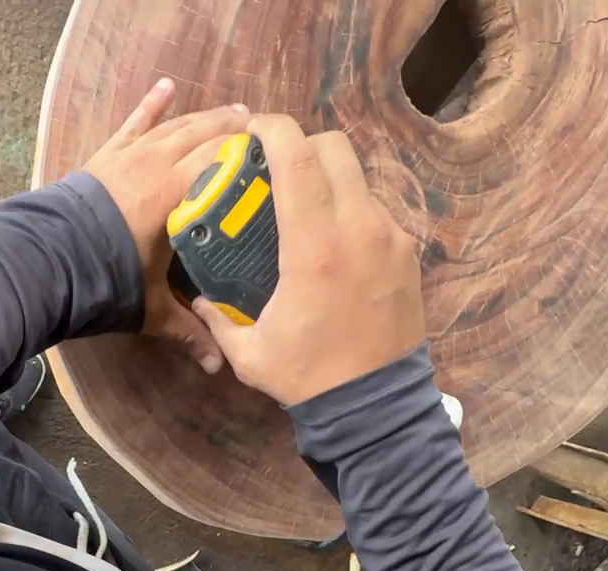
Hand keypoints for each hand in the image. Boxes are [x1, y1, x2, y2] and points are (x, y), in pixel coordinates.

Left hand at [83, 79, 250, 373]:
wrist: (46, 264)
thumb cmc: (105, 283)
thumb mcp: (151, 310)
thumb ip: (187, 332)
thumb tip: (217, 366)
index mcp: (179, 195)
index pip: (226, 162)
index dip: (254, 157)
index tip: (278, 159)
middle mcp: (159, 164)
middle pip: (208, 136)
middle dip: (238, 135)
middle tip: (264, 136)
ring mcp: (130, 155)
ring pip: (176, 126)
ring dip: (206, 119)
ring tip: (234, 114)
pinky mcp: (106, 156)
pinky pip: (134, 123)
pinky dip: (151, 105)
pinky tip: (166, 85)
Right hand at [191, 116, 425, 405]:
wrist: (374, 404)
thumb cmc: (306, 376)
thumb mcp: (249, 354)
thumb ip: (217, 321)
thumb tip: (200, 300)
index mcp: (314, 247)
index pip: (298, 159)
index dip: (275, 130)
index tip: (254, 130)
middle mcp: (358, 228)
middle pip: (336, 150)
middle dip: (303, 146)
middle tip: (278, 168)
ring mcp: (390, 237)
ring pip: (359, 180)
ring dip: (329, 182)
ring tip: (306, 211)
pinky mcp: (408, 253)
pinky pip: (376, 213)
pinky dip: (351, 213)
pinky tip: (335, 246)